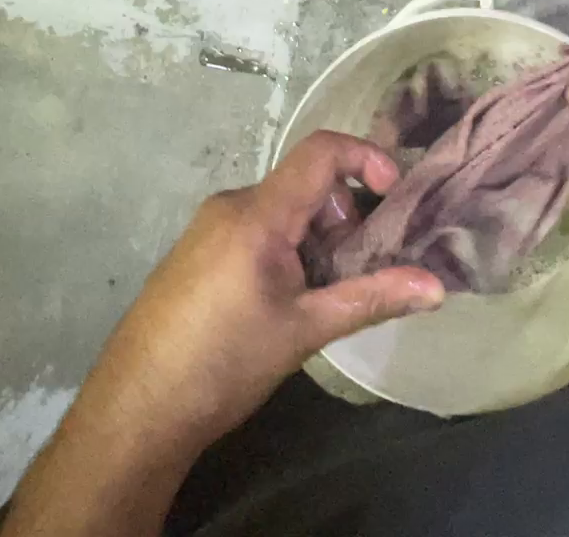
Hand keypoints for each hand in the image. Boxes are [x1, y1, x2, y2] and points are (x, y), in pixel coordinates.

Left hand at [70, 132, 444, 448]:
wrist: (131, 416)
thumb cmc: (223, 364)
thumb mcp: (306, 330)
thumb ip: (373, 298)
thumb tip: (437, 288)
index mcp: (258, 214)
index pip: (321, 151)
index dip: (366, 157)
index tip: (393, 195)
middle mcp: (232, 206)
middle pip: (307, 184)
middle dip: (344, 217)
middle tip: (355, 268)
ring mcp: (209, 228)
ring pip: (284, 209)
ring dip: (317, 238)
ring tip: (319, 294)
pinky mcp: (198, 251)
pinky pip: (258, 227)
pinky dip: (288, 248)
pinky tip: (284, 301)